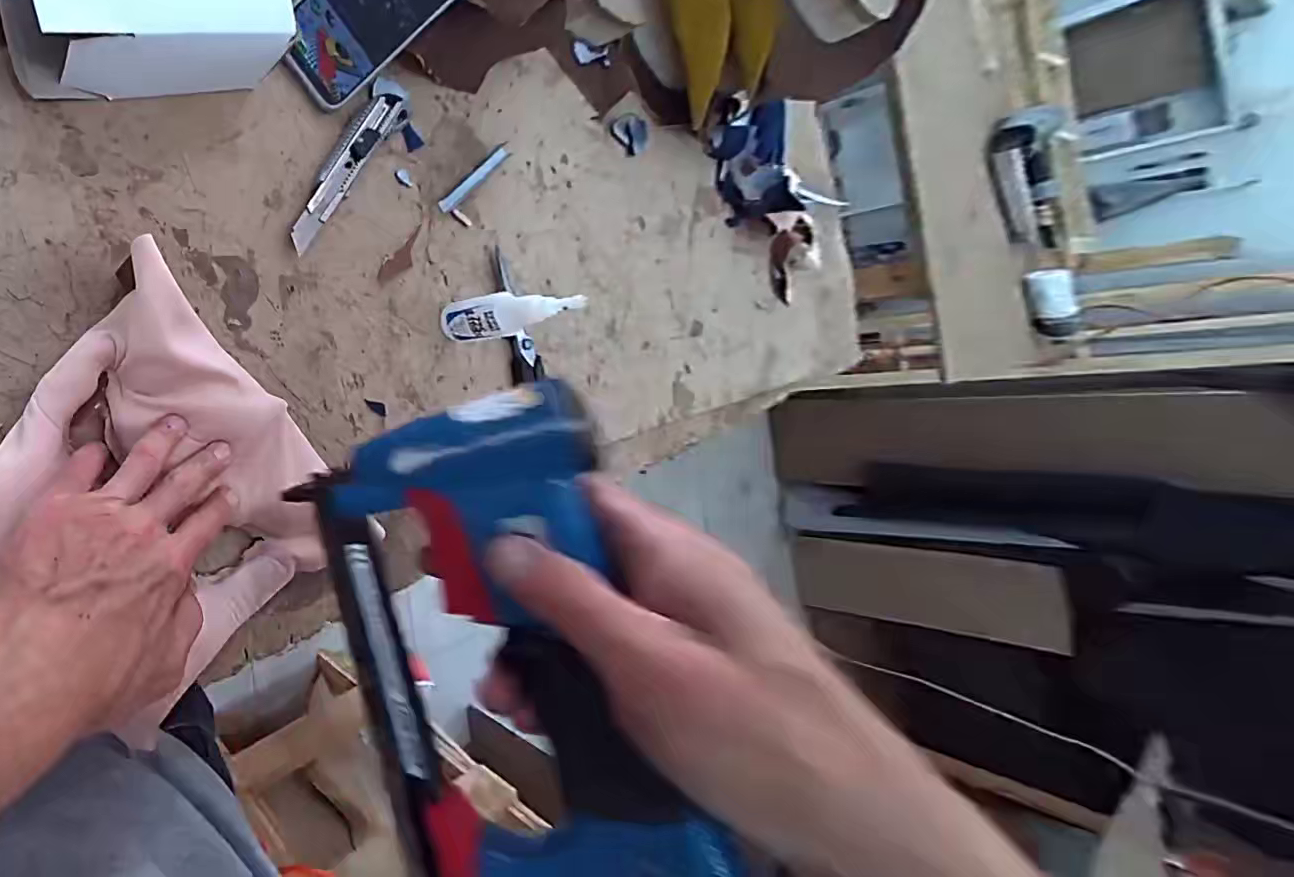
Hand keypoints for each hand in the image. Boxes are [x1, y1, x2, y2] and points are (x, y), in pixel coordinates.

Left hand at [0, 414, 237, 739]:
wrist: (32, 665)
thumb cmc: (96, 677)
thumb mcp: (166, 664)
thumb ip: (185, 620)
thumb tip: (186, 593)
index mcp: (170, 564)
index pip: (206, 523)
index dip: (220, 505)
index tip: (227, 493)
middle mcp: (142, 530)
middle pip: (183, 483)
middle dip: (205, 462)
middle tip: (219, 447)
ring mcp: (100, 512)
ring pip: (140, 463)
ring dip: (162, 440)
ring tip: (173, 424)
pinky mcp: (58, 507)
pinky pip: (80, 467)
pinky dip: (94, 453)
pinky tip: (100, 445)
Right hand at [479, 477, 1037, 876]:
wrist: (864, 836)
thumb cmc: (755, 733)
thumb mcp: (647, 662)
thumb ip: (569, 596)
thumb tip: (499, 540)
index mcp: (665, 550)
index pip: (580, 496)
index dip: (521, 503)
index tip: (467, 533)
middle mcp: (662, 576)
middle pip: (569, 557)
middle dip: (516, 593)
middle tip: (470, 623)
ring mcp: (667, 626)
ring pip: (578, 612)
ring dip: (533, 647)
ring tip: (502, 697)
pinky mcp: (670, 671)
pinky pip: (600, 654)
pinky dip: (564, 677)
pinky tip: (538, 716)